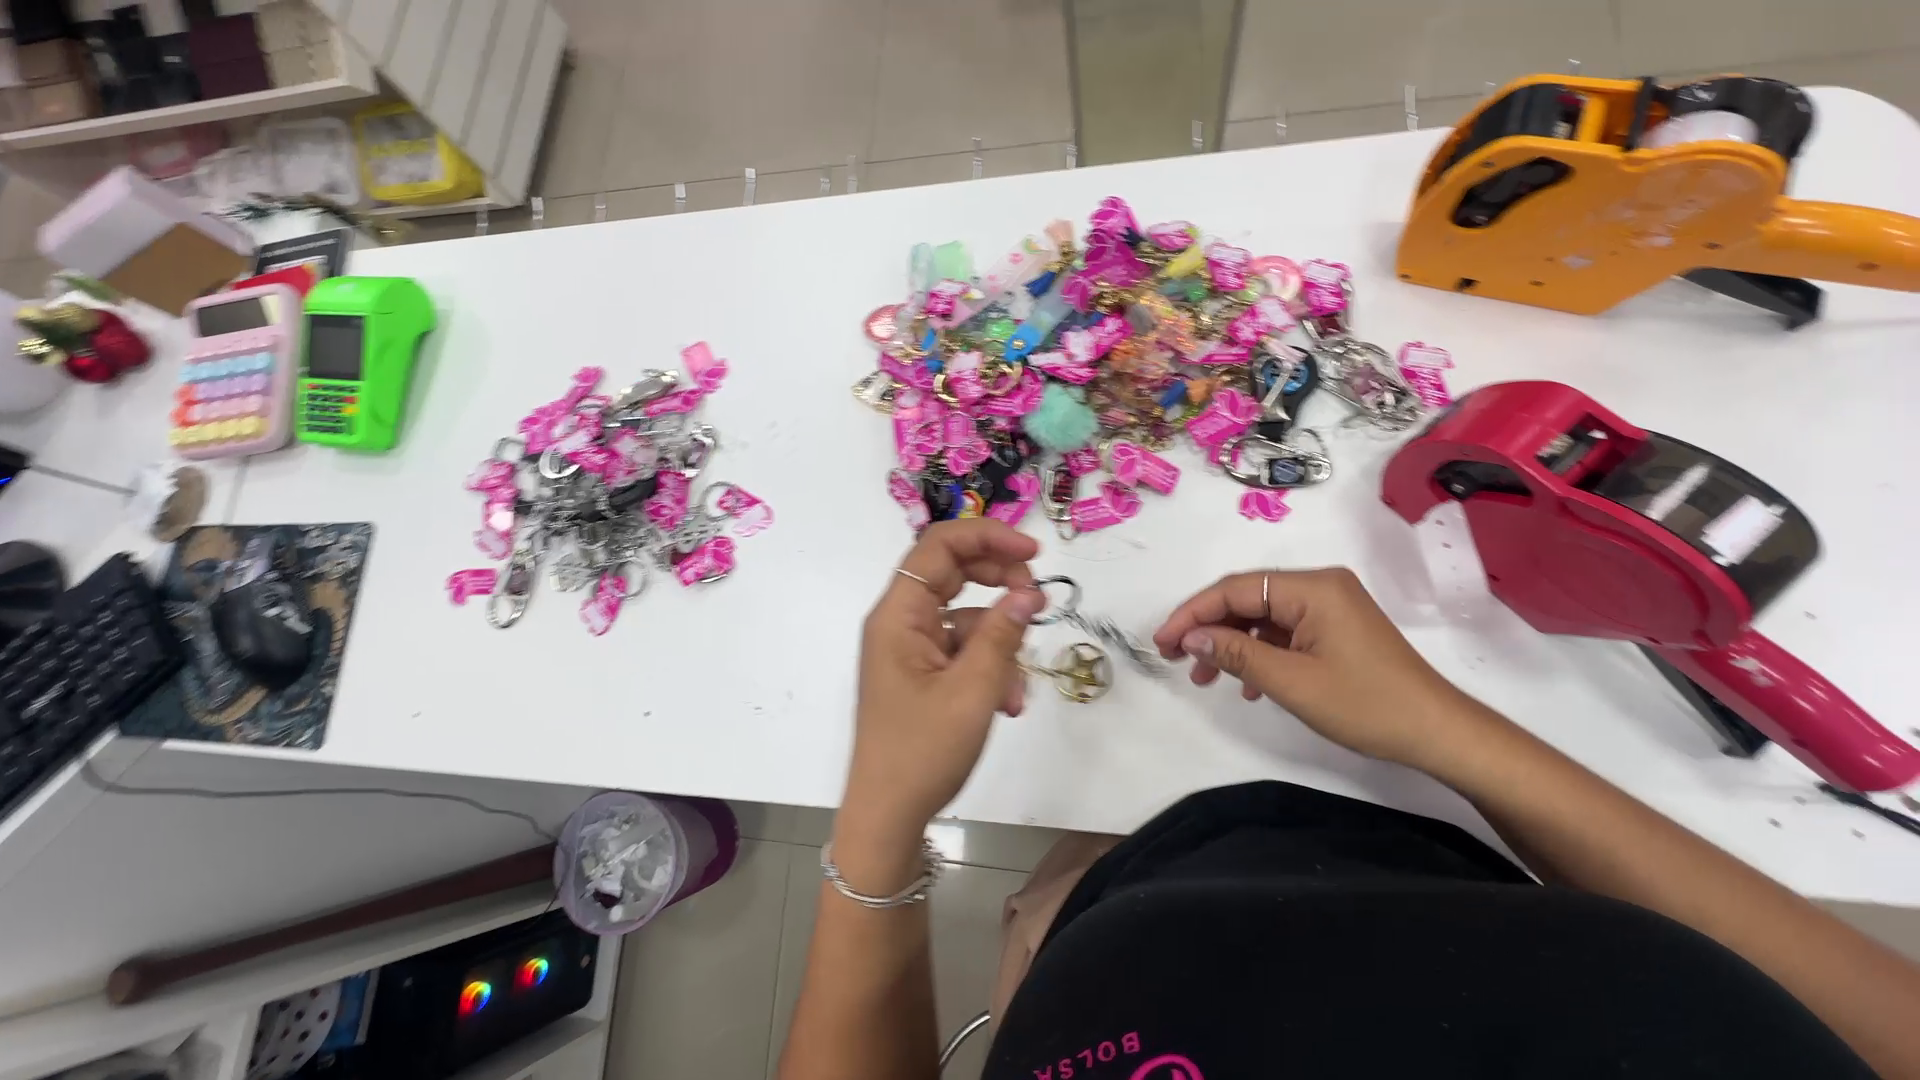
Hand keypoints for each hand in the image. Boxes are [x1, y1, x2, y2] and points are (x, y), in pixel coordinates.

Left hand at [844, 520, 1046, 851]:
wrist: (887, 816)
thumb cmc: (923, 752)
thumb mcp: (973, 691)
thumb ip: (1002, 634)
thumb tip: (1028, 593)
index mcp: (898, 615)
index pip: (939, 546)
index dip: (987, 536)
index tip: (1034, 552)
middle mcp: (899, 623)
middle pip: (952, 573)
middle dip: (1000, 582)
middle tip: (1038, 600)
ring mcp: (908, 650)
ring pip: (964, 617)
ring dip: (1000, 641)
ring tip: (1018, 688)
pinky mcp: (920, 675)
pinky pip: (960, 651)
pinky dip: (988, 668)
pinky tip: (1007, 705)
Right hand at [1152, 567, 1485, 768]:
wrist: (1436, 732)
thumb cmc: (1365, 705)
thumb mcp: (1291, 682)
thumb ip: (1236, 654)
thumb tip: (1190, 637)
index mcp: (1313, 588)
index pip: (1235, 589)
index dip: (1192, 613)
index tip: (1161, 642)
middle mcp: (1320, 587)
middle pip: (1247, 599)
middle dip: (1208, 628)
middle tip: (1175, 659)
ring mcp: (1330, 607)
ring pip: (1262, 617)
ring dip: (1231, 645)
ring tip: (1206, 679)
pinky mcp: (1335, 629)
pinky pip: (1284, 632)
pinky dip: (1259, 654)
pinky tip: (1248, 686)